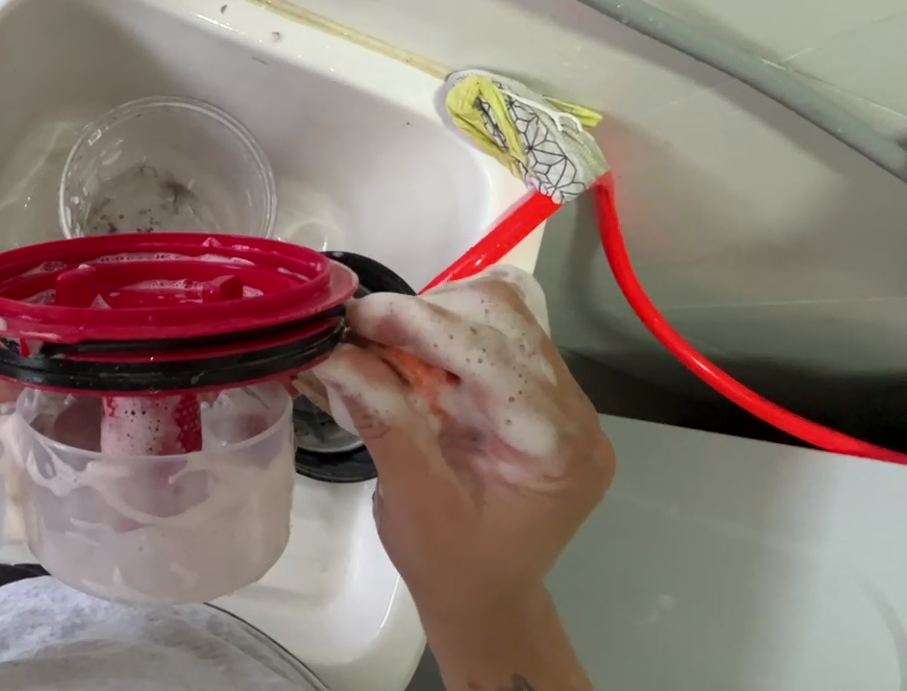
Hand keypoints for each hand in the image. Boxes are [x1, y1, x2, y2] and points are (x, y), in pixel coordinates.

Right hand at [308, 267, 613, 629]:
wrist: (485, 594)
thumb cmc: (451, 562)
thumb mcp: (411, 498)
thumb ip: (381, 418)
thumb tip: (330, 352)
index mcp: (555, 449)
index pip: (492, 358)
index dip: (420, 324)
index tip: (354, 315)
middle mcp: (575, 413)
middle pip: (504, 320)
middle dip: (426, 312)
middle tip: (362, 329)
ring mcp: (564, 398)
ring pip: (501, 312)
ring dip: (435, 312)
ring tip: (386, 338)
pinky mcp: (539, 388)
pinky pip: (497, 328)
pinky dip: (446, 324)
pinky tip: (416, 348)